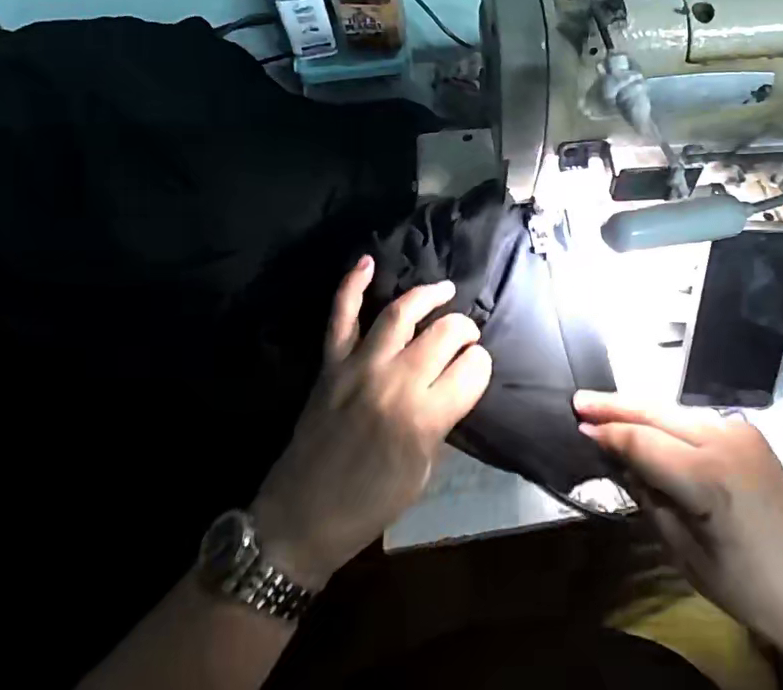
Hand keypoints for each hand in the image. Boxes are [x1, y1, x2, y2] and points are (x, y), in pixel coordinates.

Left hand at [251, 257, 490, 587]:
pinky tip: (368, 262)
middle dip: (465, 330)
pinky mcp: (330, 365)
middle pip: (446, 331)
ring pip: (402, 312)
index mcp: (426, 416)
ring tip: (443, 291)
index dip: (482, 366)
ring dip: (429, 295)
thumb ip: (445, 419)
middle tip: (466, 339)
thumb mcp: (426, 469)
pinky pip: (342, 317)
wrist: (301, 520)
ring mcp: (360, 368)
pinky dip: (352, 286)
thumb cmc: (371, 504)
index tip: (476, 372)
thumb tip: (457, 382)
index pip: (475, 367)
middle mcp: (397, 382)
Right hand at [575, 392, 782, 689]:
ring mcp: (742, 431)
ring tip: (605, 409)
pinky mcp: (750, 432)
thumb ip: (649, 497)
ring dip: (643, 410)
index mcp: (709, 476)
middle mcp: (726, 440)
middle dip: (617, 405)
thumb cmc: (746, 584)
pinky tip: (650, 424)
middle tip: (581, 400)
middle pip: (659, 413)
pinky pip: (698, 420)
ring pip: (678, 411)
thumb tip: (621, 461)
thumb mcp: (683, 550)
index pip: (643, 441)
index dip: (608, 433)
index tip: (577, 424)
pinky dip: (670, 420)